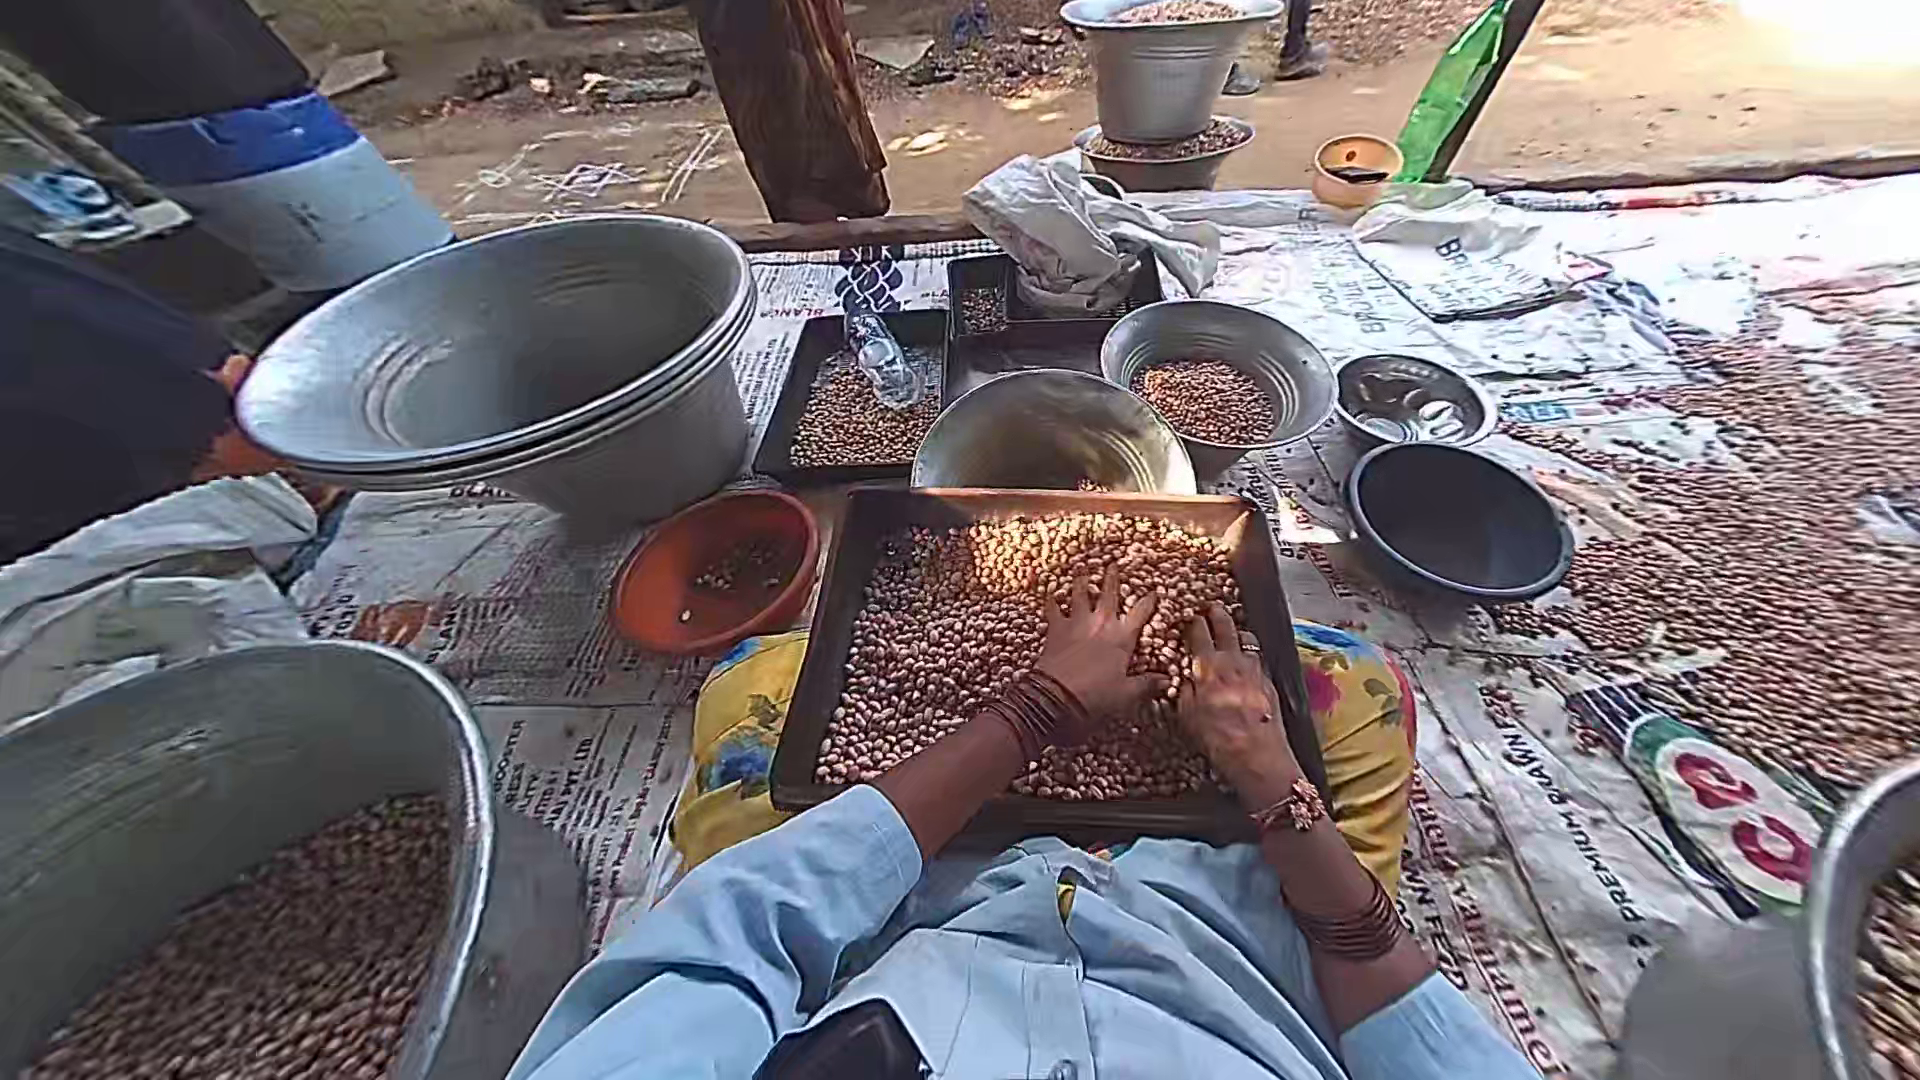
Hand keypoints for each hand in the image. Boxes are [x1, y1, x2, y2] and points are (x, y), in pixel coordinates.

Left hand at [1032, 566, 1160, 741]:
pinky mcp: (1055, 629)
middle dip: (1112, 578)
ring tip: (1081, 569)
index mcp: (1121, 638)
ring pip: (1079, 595)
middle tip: (1113, 564)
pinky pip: (1052, 609)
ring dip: (1081, 582)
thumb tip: (1166, 681)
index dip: (1148, 602)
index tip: (1153, 591)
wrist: (1056, 697)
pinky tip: (1048, 593)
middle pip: (1109, 595)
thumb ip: (1146, 684)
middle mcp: (1100, 624)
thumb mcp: (1126, 693)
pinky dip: (1050, 600)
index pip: (1140, 614)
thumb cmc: (1095, 696)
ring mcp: (1076, 623)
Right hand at [1176, 603, 1301, 806]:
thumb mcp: (1186, 715)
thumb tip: (1184, 677)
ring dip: (1238, 633)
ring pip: (1247, 641)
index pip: (1199, 634)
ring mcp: (1255, 671)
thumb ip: (1184, 690)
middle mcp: (1233, 662)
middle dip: (1218, 614)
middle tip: (1212, 607)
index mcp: (1208, 667)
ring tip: (1232, 632)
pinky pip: (1258, 660)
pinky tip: (1247, 662)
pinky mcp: (1270, 684)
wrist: (1258, 758)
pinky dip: (1250, 655)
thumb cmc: (1217, 739)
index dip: (1193, 622)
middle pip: (1227, 627)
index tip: (1190, 616)